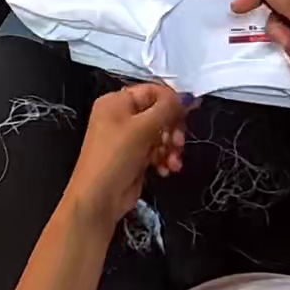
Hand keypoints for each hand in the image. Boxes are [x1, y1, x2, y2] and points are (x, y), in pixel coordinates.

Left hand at [60, 83, 190, 228]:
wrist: (98, 198)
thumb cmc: (116, 156)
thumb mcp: (143, 128)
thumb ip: (168, 109)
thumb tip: (189, 96)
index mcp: (116, 101)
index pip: (152, 91)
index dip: (172, 101)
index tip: (190, 113)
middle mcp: (121, 116)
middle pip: (158, 113)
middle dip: (172, 128)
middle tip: (178, 143)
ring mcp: (127, 138)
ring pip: (160, 133)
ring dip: (170, 147)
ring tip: (173, 161)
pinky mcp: (134, 157)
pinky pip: (156, 150)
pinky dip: (163, 158)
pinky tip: (166, 170)